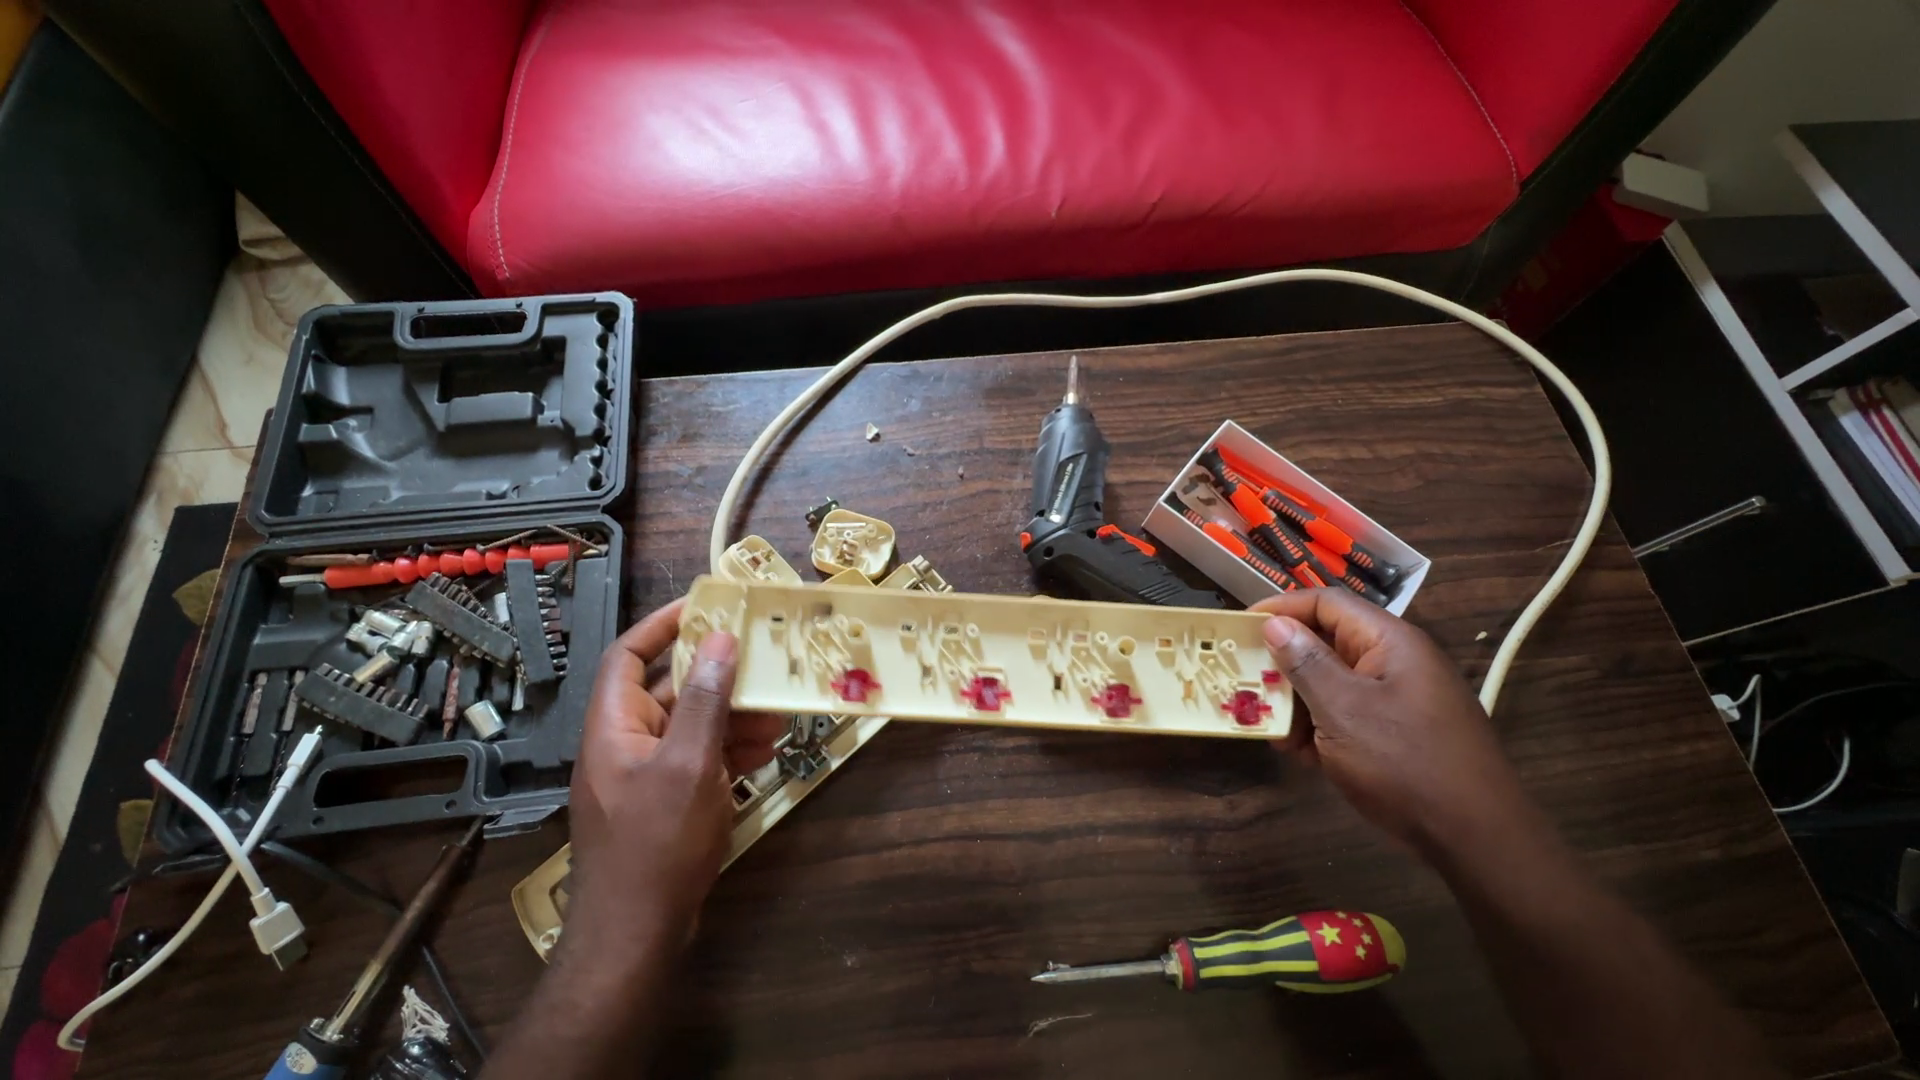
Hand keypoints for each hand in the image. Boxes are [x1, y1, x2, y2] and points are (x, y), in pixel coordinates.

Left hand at [562, 599, 784, 963]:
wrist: (636, 935)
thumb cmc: (658, 844)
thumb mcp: (690, 764)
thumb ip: (705, 700)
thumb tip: (719, 640)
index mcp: (613, 726)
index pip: (629, 656)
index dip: (663, 625)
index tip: (706, 606)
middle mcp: (623, 743)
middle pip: (669, 691)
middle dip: (718, 680)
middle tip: (763, 668)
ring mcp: (642, 776)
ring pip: (689, 727)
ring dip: (731, 718)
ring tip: (775, 718)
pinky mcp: (662, 802)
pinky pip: (695, 759)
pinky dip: (726, 751)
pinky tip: (761, 753)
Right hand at [1253, 589, 1527, 851]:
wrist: (1476, 837)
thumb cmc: (1404, 762)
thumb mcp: (1342, 709)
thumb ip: (1305, 662)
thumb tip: (1274, 624)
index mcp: (1389, 641)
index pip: (1326, 603)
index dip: (1280, 608)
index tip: (1239, 627)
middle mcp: (1396, 661)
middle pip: (1327, 642)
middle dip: (1284, 663)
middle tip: (1247, 683)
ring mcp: (1399, 698)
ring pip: (1333, 682)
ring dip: (1298, 702)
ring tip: (1273, 730)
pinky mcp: (1398, 731)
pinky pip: (1348, 713)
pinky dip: (1321, 728)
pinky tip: (1303, 755)